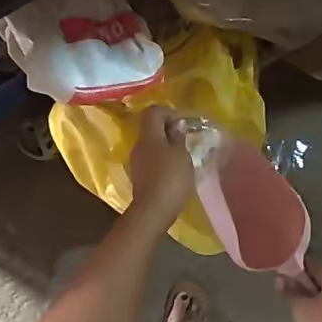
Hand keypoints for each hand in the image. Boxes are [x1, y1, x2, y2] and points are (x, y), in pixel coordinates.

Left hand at [128, 106, 194, 220]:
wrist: (153, 210)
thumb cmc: (171, 178)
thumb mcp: (181, 155)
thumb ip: (178, 137)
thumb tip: (175, 125)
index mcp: (148, 136)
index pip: (153, 111)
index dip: (168, 113)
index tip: (182, 125)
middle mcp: (138, 145)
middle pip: (151, 128)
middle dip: (168, 131)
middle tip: (185, 142)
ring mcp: (136, 161)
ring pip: (151, 145)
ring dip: (166, 147)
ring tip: (182, 158)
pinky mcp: (139, 176)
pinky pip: (150, 160)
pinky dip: (162, 161)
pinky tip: (174, 172)